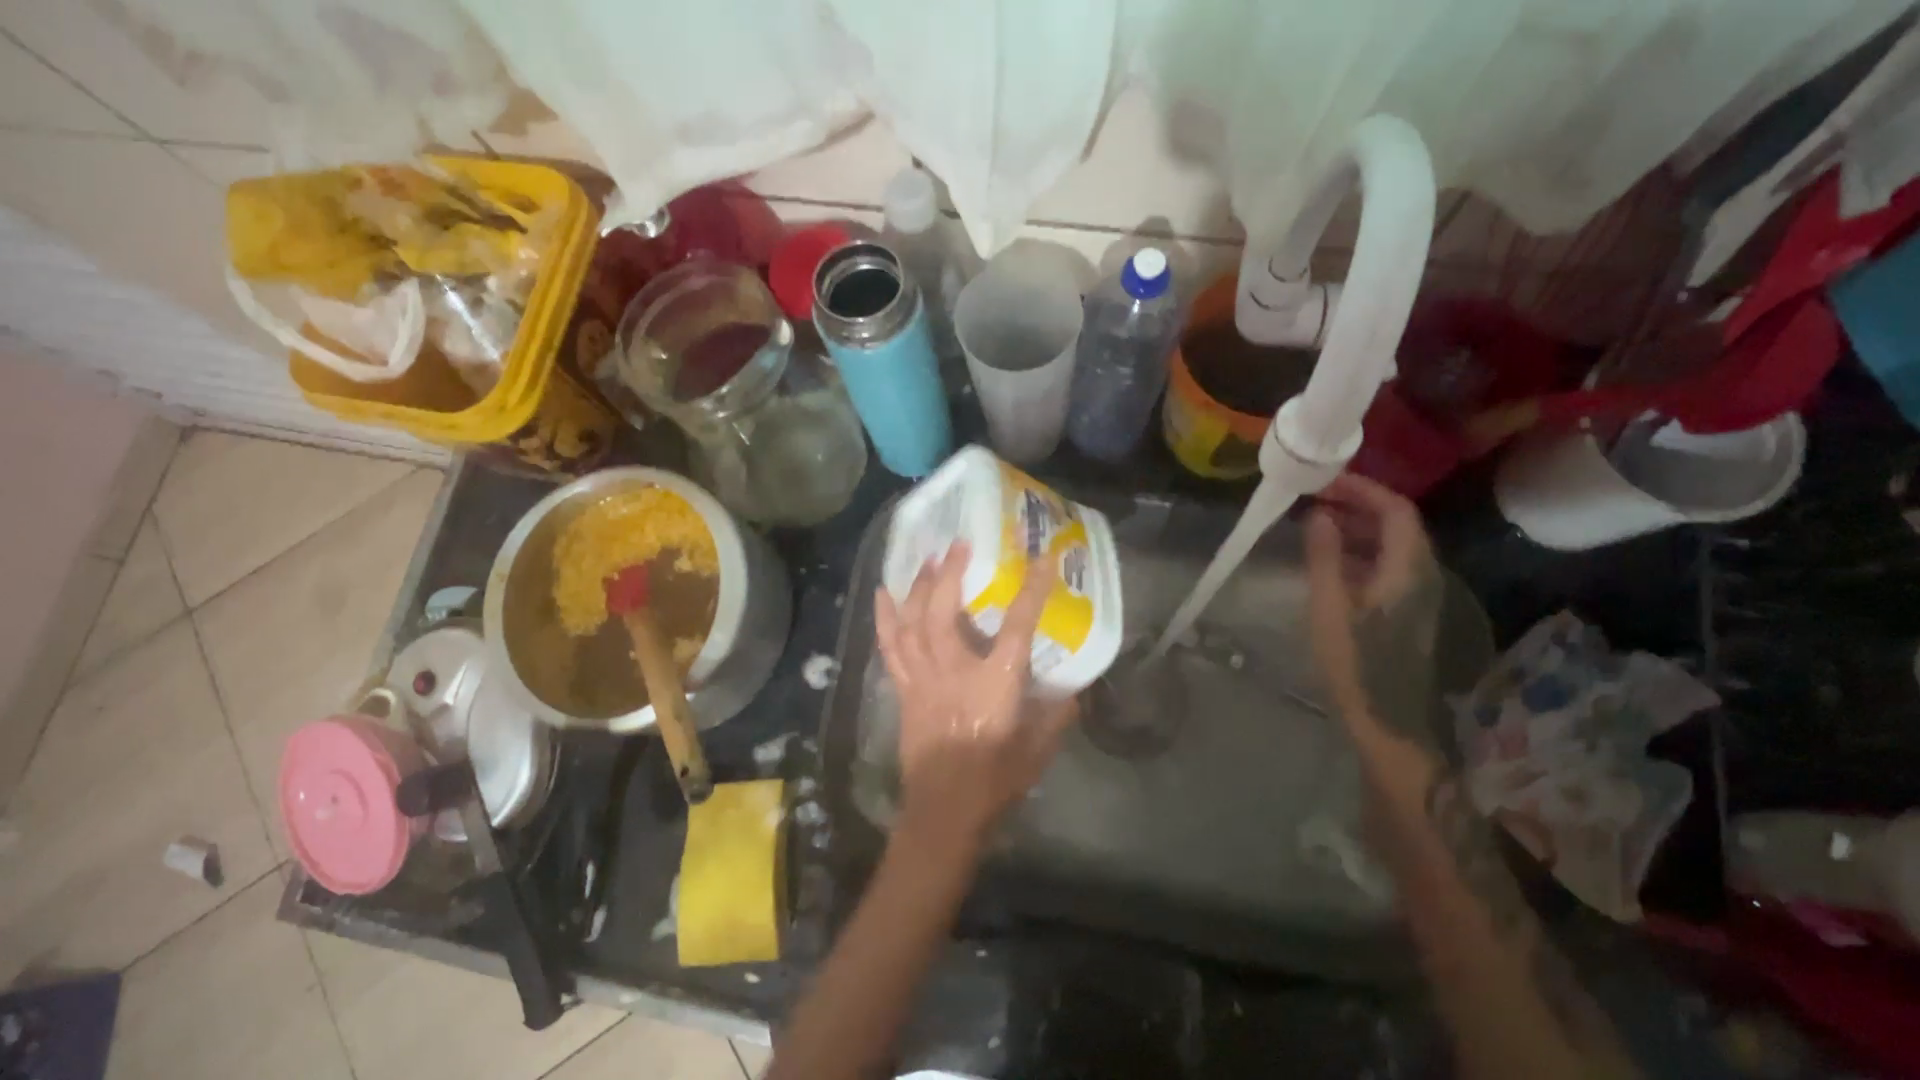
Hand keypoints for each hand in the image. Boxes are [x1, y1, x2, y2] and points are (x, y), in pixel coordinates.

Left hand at [874, 543, 1078, 850]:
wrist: (943, 812)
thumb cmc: (995, 781)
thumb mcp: (1038, 750)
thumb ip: (1057, 715)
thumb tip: (1073, 689)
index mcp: (995, 683)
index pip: (1017, 625)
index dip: (1032, 589)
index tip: (1042, 558)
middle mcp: (954, 671)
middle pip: (945, 610)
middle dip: (950, 573)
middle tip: (958, 545)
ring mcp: (923, 679)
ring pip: (913, 621)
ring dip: (917, 586)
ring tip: (926, 559)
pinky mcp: (904, 691)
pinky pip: (890, 647)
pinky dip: (885, 618)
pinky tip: (882, 594)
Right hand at [1304, 474, 1438, 715]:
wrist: (1388, 721)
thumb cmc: (1357, 663)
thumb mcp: (1331, 607)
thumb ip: (1325, 556)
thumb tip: (1321, 514)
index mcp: (1408, 567)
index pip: (1395, 509)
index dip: (1363, 489)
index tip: (1325, 482)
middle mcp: (1422, 573)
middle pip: (1397, 524)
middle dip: (1357, 505)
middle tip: (1314, 500)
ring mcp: (1417, 594)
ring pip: (1392, 545)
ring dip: (1357, 528)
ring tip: (1316, 525)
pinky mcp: (1406, 611)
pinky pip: (1387, 566)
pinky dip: (1360, 552)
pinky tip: (1329, 562)